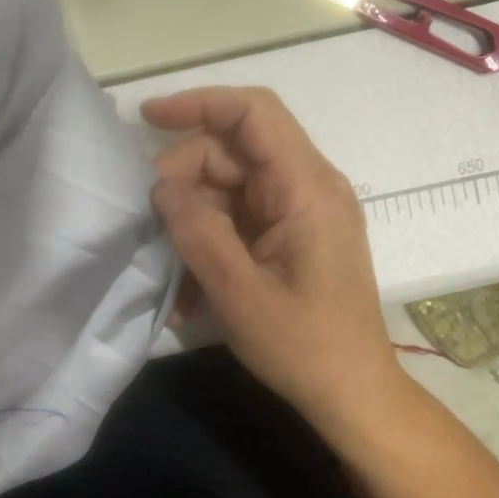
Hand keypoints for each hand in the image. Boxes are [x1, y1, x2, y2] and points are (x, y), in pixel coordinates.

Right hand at [146, 86, 400, 416]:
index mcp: (306, 188)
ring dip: (191, 220)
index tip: (147, 118)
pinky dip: (207, 243)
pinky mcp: (288, 238)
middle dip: (184, 178)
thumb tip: (162, 189)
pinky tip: (188, 291)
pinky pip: (237, 220)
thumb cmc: (304, 346)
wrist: (351, 393)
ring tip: (168, 270)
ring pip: (228, 187)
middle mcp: (306, 188)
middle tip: (151, 223)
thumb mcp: (240, 293)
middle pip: (233, 151)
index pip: (253, 114)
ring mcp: (298, 213)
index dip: (199, 104)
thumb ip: (198, 233)